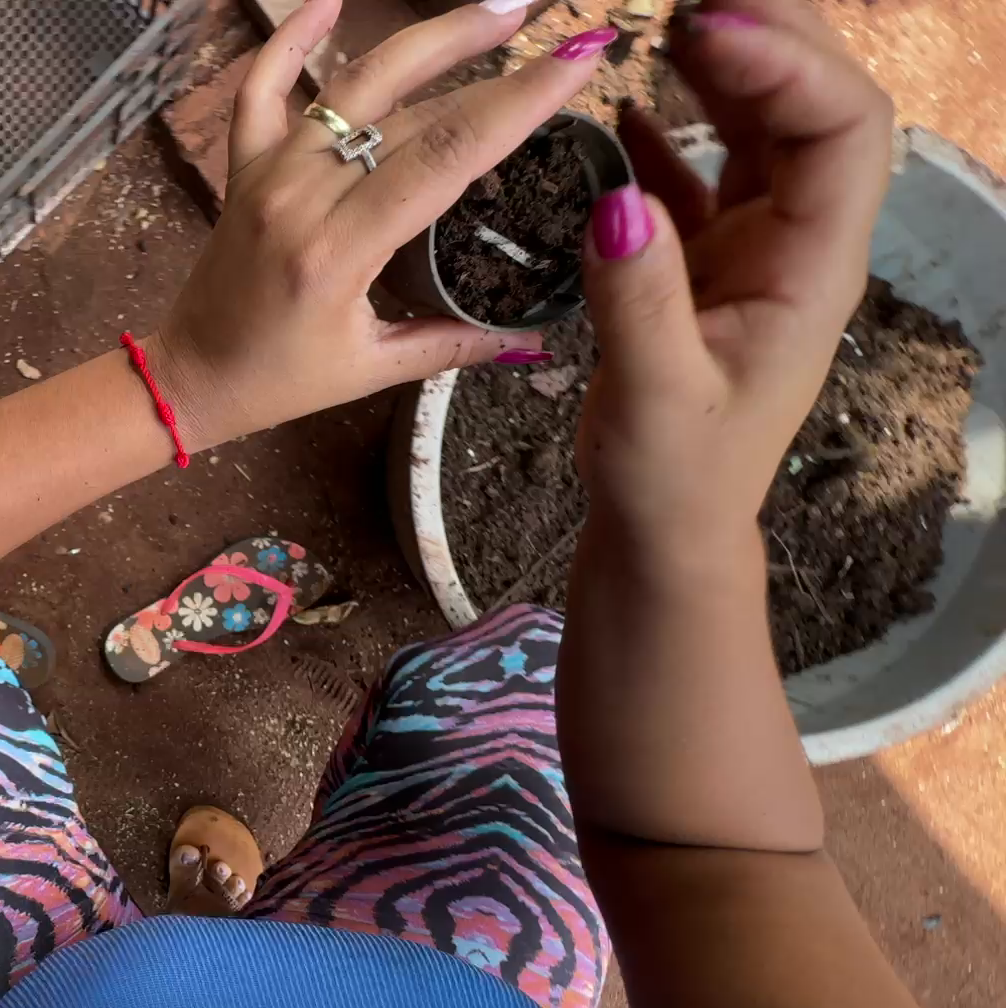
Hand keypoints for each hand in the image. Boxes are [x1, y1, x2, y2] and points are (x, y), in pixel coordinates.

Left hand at [147, 0, 616, 449]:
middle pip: (409, 115)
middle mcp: (299, 199)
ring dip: (422, 42)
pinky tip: (326, 2)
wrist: (186, 380)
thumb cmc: (271, 383)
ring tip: (493, 9)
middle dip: (489, 69)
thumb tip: (529, 338)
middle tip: (553, 25)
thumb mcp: (364, 370)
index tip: (583, 55)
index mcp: (335, 252)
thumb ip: (446, 344)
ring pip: (350, 88)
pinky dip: (287, 44)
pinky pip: (258, 94)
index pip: (443, 155)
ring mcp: (264, 179)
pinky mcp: (239, 176)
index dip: (520, 100)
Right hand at [575, 0, 893, 556]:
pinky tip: (630, 116)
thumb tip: (612, 197)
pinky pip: (686, 192)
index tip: (701, 31)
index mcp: (810, 267)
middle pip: (805, 116)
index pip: (832, 133)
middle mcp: (790, 245)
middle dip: (765, 45)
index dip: (782, 69)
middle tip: (692, 0)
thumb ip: (638, 297)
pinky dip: (660, 148)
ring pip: (748, 145)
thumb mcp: (656, 389)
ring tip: (666, 31)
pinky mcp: (690, 276)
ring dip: (716, 83)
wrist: (664, 518)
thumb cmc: (673, 468)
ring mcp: (740, 258)